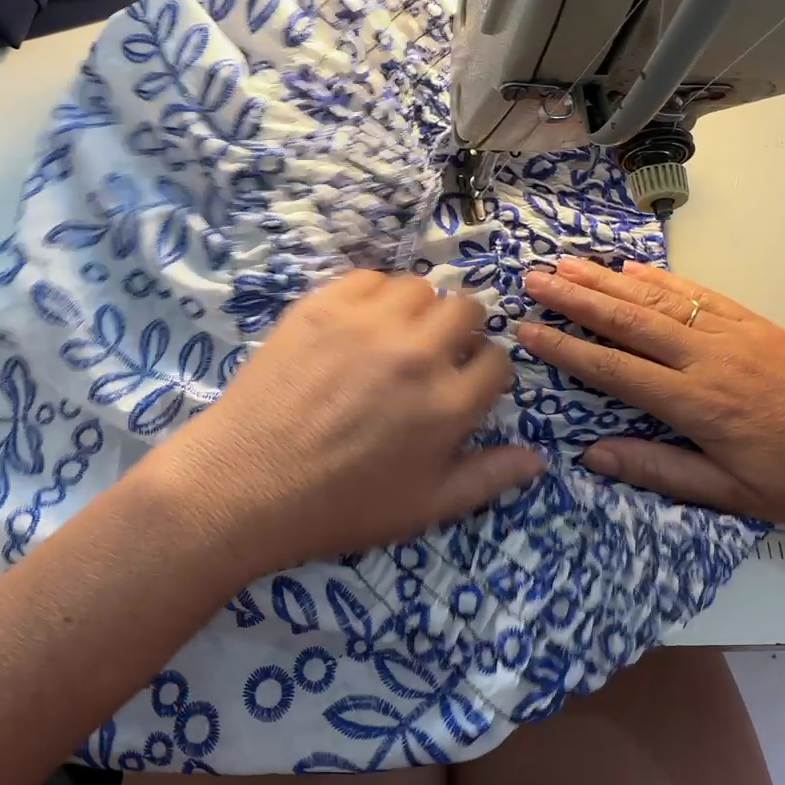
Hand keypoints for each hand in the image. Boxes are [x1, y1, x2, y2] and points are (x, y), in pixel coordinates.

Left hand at [139, 271, 544, 572]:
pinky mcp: (321, 306)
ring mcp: (366, 323)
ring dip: (415, 309)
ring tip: (391, 336)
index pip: (495, 361)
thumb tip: (538, 457)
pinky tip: (355, 324)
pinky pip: (366, 277)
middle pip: (465, 310)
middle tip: (428, 356)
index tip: (460, 383)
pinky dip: (371, 295)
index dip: (482, 372)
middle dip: (458, 331)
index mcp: (448, 404)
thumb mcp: (423, 507)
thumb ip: (485, 477)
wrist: (246, 483)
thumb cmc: (338, 506)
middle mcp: (416, 353)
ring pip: (417, 287)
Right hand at [516, 258, 784, 537]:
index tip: (525, 330)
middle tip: (531, 279)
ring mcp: (735, 334)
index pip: (614, 370)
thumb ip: (660, 471)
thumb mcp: (734, 497)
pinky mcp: (757, 323)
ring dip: (606, 279)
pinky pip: (698, 294)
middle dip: (574, 298)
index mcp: (699, 404)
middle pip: (628, 320)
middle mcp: (709, 358)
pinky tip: (631, 267)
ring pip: (657, 299)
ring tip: (565, 263)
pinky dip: (659, 278)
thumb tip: (591, 455)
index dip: (565, 349)